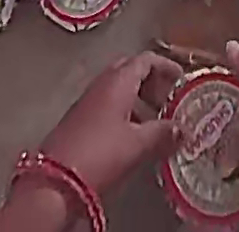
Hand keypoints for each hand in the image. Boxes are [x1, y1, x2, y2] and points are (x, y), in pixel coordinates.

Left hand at [39, 53, 183, 197]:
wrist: (55, 179)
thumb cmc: (101, 152)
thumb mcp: (137, 144)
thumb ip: (162, 133)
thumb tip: (183, 129)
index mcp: (119, 80)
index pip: (146, 59)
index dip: (165, 66)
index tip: (181, 77)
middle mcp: (103, 82)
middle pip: (131, 68)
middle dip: (151, 79)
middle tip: (167, 96)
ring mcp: (89, 98)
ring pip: (119, 85)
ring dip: (138, 95)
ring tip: (154, 118)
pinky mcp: (80, 116)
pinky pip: (108, 100)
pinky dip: (124, 107)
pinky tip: (131, 131)